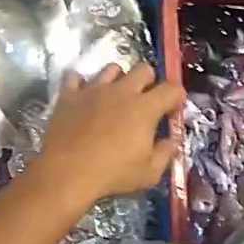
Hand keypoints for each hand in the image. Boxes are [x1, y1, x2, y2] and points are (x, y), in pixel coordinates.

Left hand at [31, 64, 184, 205]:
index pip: (171, 89)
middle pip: (143, 69)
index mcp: (145, 108)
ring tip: (114, 97)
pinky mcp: (69, 95)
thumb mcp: (149, 173)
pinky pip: (75, 78)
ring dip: (118, 79)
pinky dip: (80, 84)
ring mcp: (93, 90)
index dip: (177, 98)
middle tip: (144, 102)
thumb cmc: (112, 174)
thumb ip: (165, 153)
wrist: (66, 172)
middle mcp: (121, 91)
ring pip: (111, 69)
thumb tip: (170, 140)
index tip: (172, 111)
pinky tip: (83, 97)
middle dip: (149, 82)